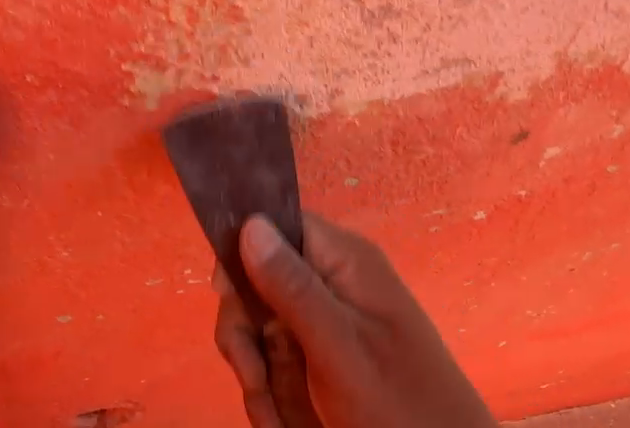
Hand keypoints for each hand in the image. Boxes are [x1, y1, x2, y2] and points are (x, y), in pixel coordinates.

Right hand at [213, 214, 497, 427]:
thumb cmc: (402, 408)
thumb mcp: (342, 349)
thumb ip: (293, 286)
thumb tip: (249, 222)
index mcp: (343, 260)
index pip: (274, 223)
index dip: (240, 253)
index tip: (227, 297)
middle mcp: (332, 281)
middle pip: (256, 282)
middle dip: (247, 336)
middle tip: (255, 379)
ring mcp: (326, 321)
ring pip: (260, 330)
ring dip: (259, 377)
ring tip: (280, 421)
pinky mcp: (323, 357)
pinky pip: (275, 362)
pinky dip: (273, 395)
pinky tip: (287, 423)